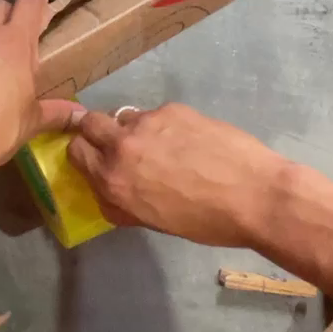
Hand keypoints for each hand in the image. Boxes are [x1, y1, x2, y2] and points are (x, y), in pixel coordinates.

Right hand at [64, 103, 290, 247]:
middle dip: (96, 130)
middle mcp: (121, 146)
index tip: (95, 159)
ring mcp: (147, 123)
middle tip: (117, 144)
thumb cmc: (206, 222)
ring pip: (126, 117)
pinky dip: (165, 126)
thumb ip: (122, 202)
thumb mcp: (154, 221)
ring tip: (162, 145)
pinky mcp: (173, 109)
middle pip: (89, 122)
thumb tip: (110, 194)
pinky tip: (189, 141)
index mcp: (113, 179)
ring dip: (134, 129)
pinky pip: (156, 114)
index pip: (75, 151)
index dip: (83, 154)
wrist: (257, 196)